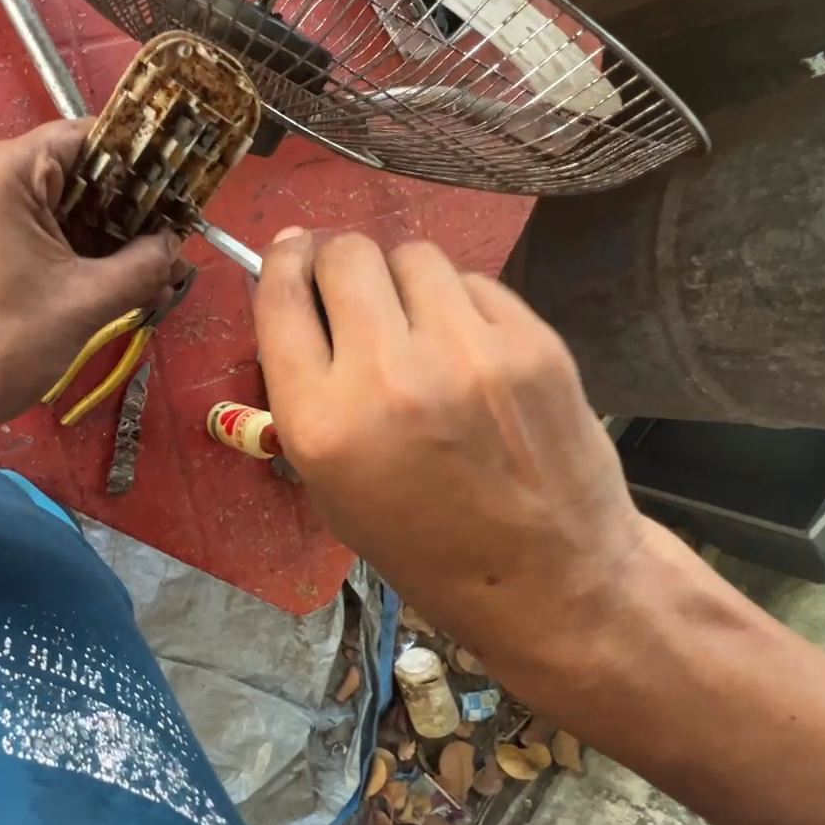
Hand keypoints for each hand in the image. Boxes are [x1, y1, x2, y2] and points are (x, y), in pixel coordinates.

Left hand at [0, 119, 186, 440]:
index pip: (91, 140)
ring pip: (61, 206)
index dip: (143, 166)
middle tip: (172, 246)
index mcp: (5, 170)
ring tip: (152, 274)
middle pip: (77, 173)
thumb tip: (176, 248)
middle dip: (128, 212)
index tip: (181, 199)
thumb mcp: (84, 303)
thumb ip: (142, 266)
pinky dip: (74, 252)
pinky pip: (38, 230)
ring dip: (105, 238)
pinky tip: (114, 282)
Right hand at [254, 230, 653, 676]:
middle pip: (345, 256)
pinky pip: (471, 281)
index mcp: (321, 423)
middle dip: (336, 261)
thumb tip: (301, 298)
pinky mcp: (531, 342)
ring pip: (411, 255)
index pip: (281, 302)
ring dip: (398, 278)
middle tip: (349, 287)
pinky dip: (454, 300)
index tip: (287, 249)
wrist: (545, 576)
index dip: (279, 263)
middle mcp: (386, 377)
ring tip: (412, 319)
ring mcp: (465, 354)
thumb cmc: (417, 539)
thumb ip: (303, 389)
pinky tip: (463, 342)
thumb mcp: (326, 481)